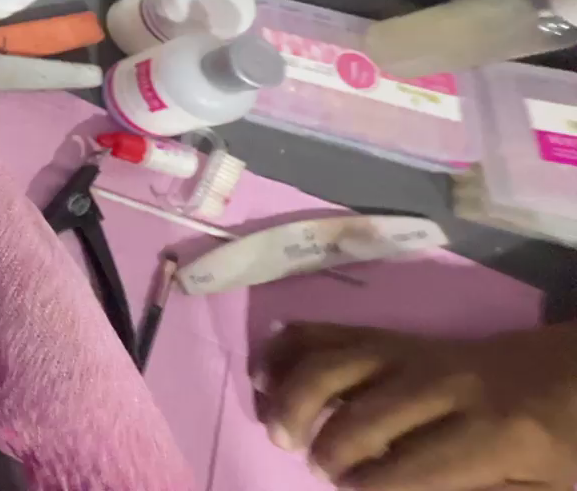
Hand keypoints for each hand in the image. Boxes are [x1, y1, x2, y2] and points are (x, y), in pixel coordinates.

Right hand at [258, 321, 576, 489]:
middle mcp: (439, 385)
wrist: (563, 377)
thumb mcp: (550, 488)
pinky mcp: (376, 333)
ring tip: (274, 427)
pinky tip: (261, 375)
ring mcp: (401, 351)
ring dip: (291, 397)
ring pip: (328, 365)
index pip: (421, 465)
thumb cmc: (561, 446)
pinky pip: (317, 333)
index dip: (377, 484)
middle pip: (366, 414)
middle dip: (331, 446)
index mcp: (496, 434)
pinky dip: (280, 350)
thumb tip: (402, 490)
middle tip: (313, 466)